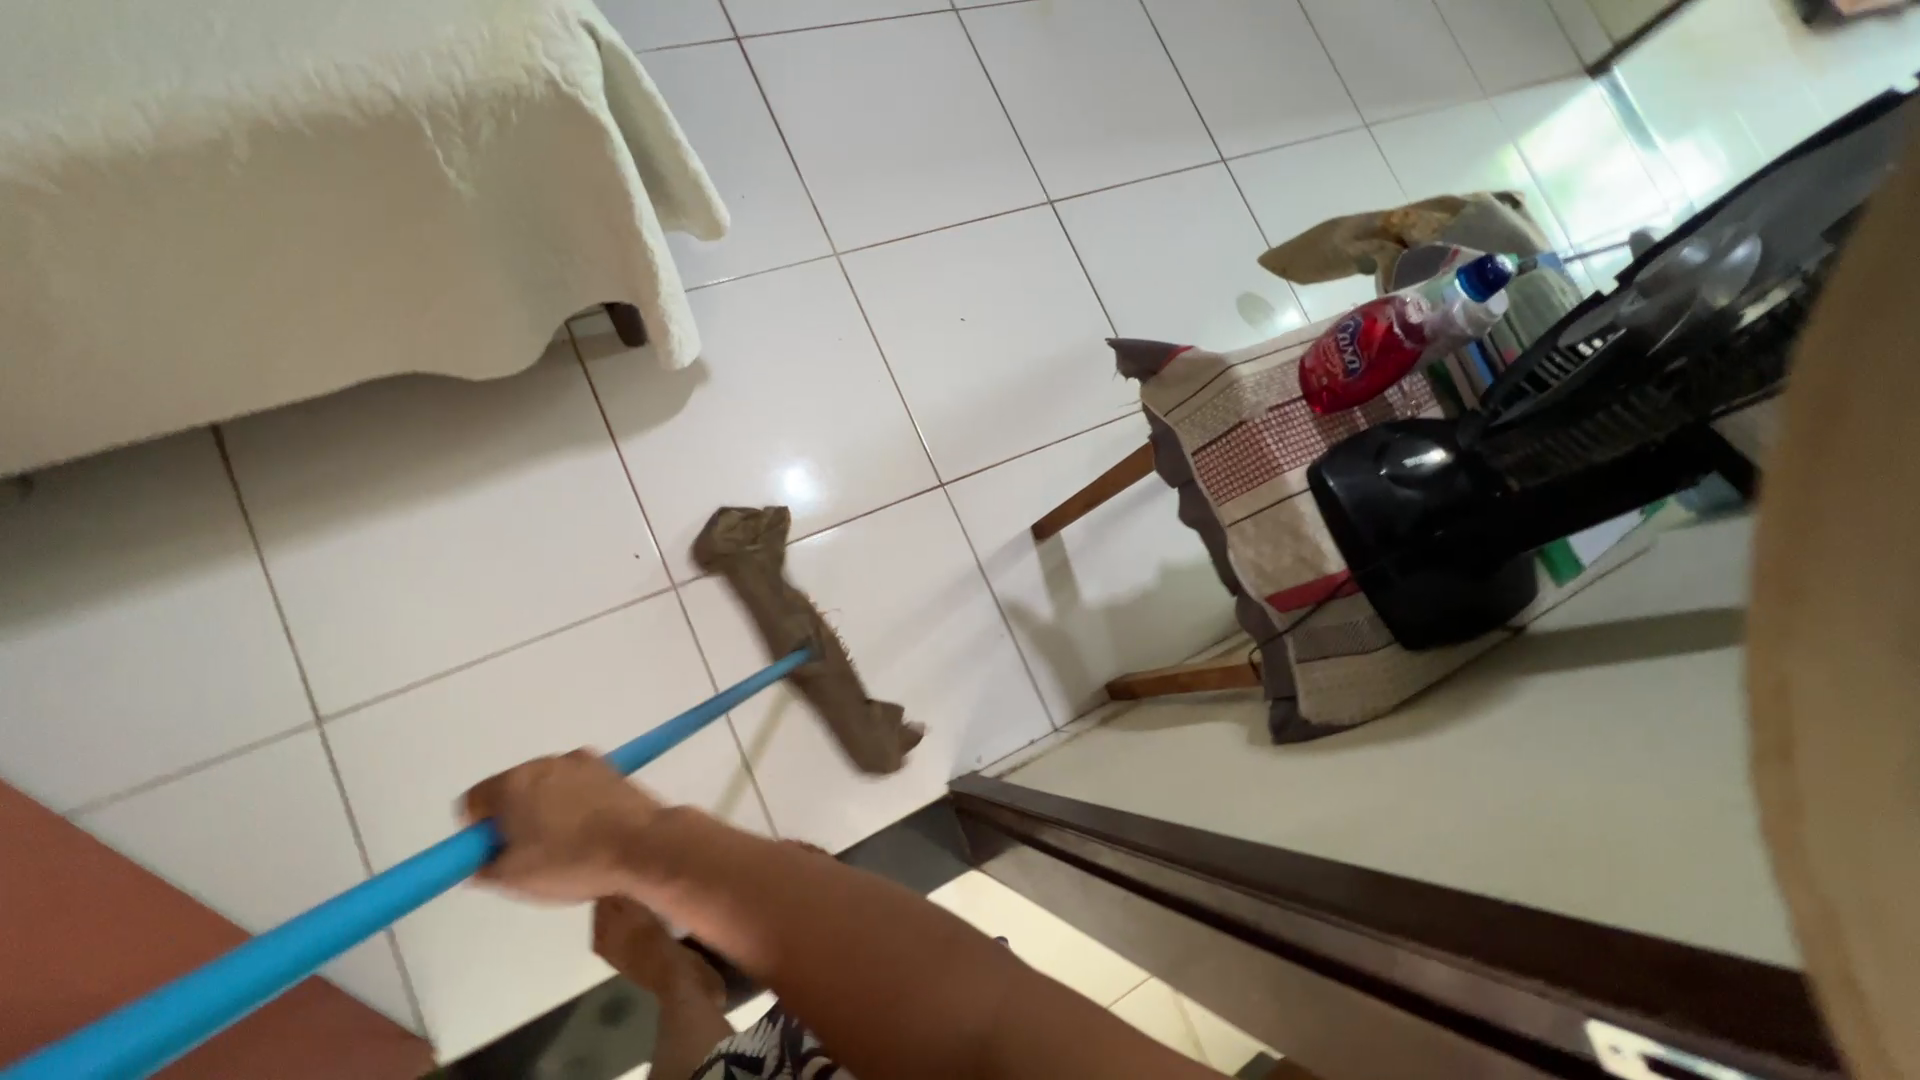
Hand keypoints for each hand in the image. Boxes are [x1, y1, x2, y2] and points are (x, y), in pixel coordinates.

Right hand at [460, 750, 661, 903]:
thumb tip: (481, 861)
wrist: (643, 844)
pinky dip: (577, 803)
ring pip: (548, 786)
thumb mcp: (512, 879)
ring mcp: (583, 762)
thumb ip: (483, 868)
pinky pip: (579, 786)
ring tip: (568, 845)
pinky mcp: (612, 769)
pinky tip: (592, 831)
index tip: (495, 854)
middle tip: (530, 854)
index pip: (473, 801)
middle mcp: (546, 761)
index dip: (477, 831)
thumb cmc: (571, 861)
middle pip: (512, 790)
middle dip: (514, 819)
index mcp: (513, 783)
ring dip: (548, 810)